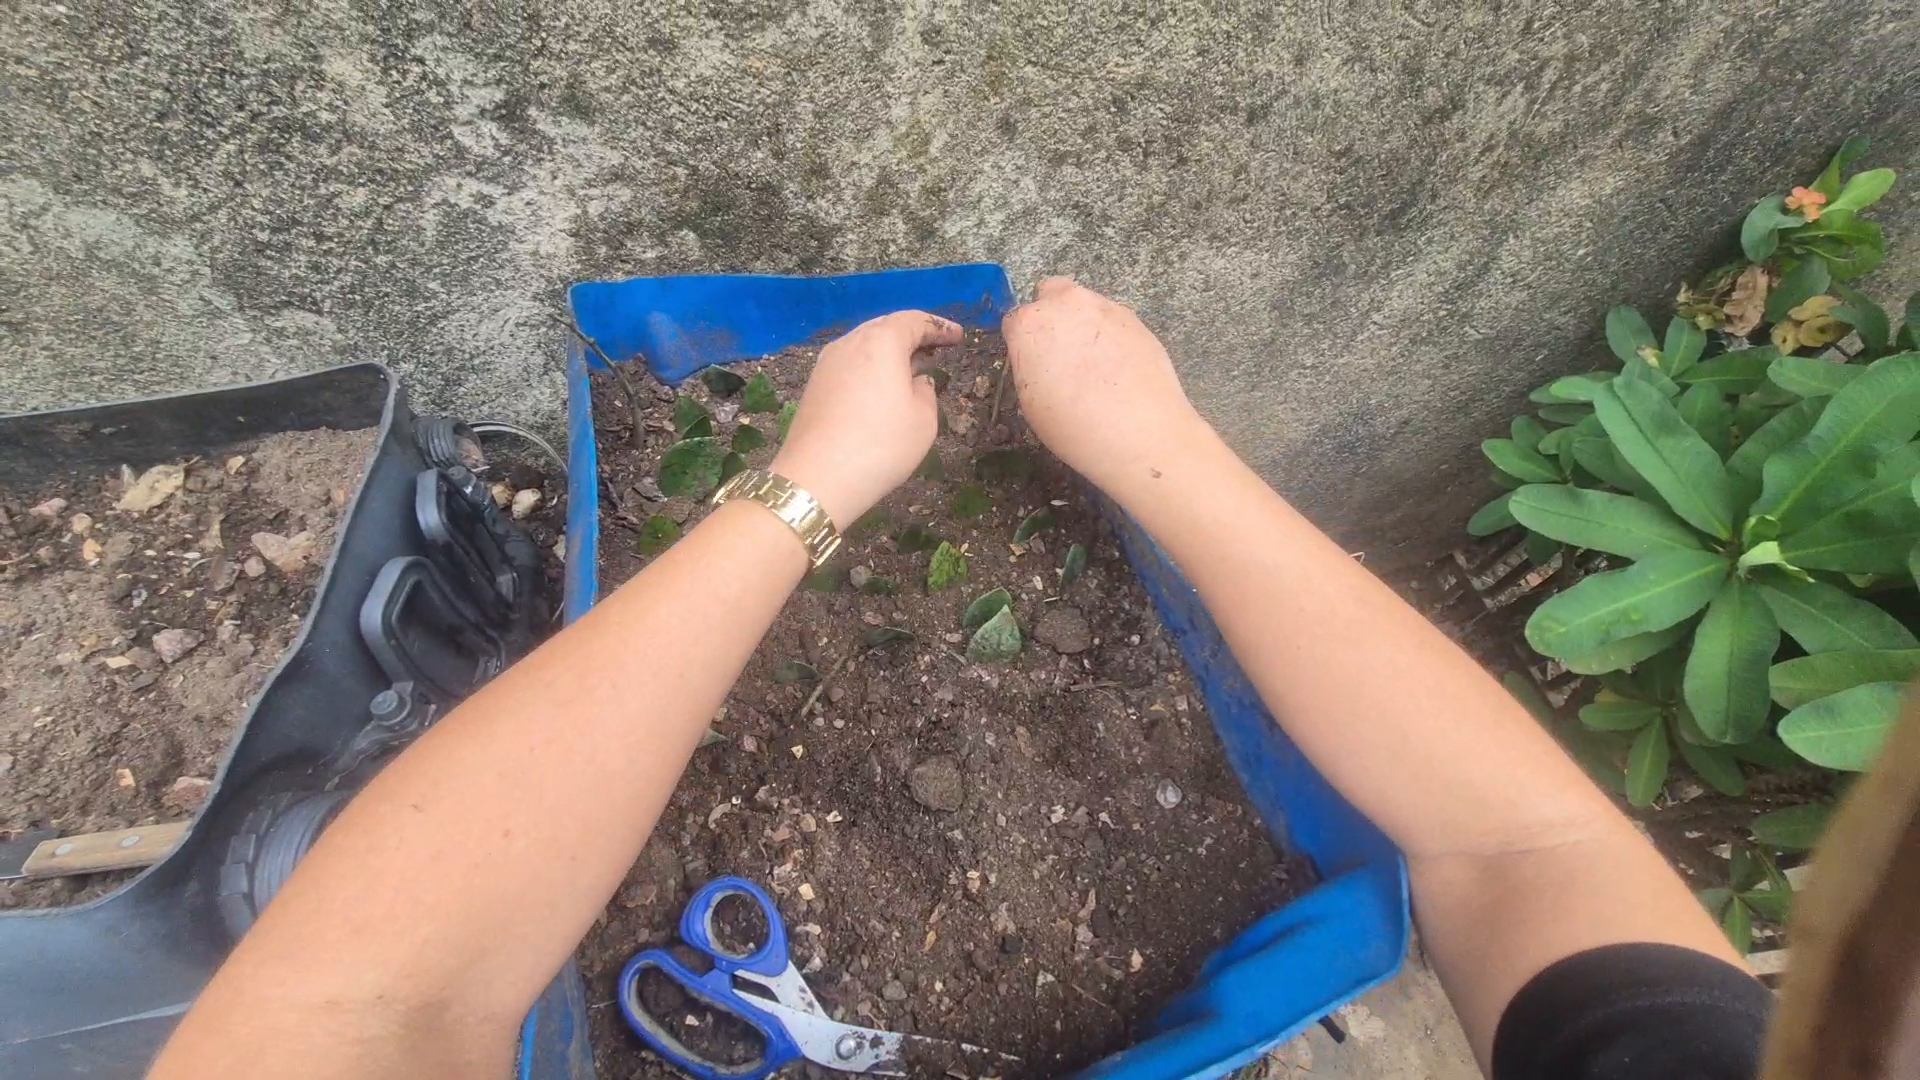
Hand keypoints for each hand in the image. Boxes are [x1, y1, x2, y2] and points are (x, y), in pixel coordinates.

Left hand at [770, 310, 961, 526]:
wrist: (818, 478)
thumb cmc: (881, 445)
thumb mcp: (923, 420)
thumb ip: (926, 391)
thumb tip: (915, 381)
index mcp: (881, 342)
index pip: (915, 321)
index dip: (939, 327)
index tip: (957, 336)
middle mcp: (850, 343)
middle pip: (886, 327)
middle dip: (912, 335)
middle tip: (934, 349)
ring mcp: (827, 363)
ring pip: (864, 345)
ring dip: (889, 353)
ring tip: (909, 369)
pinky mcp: (814, 386)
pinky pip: (850, 365)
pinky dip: (870, 368)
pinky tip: (880, 388)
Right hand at [1002, 278, 1209, 499]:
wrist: (1140, 434)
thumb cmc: (1076, 426)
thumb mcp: (1030, 403)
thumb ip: (1029, 365)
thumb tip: (1038, 356)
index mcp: (1030, 324)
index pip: (1014, 321)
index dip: (1022, 343)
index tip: (1032, 363)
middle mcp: (1066, 304)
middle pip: (1049, 294)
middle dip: (1051, 318)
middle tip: (1061, 356)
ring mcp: (1105, 307)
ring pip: (1084, 304)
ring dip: (1082, 324)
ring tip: (1095, 366)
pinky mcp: (1135, 318)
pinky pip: (1112, 319)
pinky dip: (1110, 335)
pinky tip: (1118, 368)